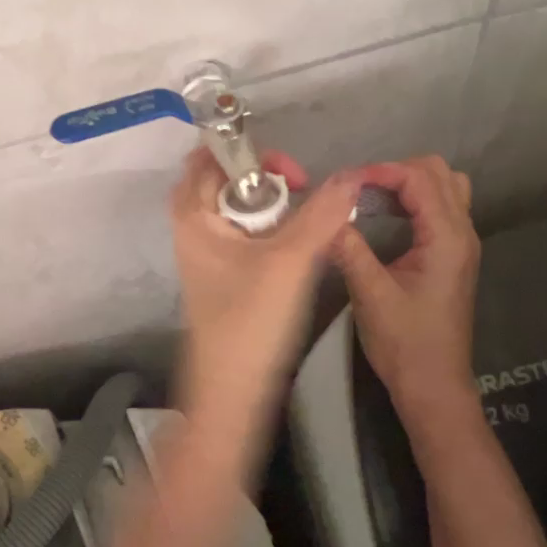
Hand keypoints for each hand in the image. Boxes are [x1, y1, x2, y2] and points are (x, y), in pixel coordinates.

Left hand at [170, 149, 361, 413]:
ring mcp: (210, 254)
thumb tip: (352, 176)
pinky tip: (303, 245)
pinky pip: (249, 234)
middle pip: (228, 180)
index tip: (290, 172)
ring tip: (308, 221)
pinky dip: (274, 229)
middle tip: (302, 192)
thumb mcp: (290, 260)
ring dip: (275, 206)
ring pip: (242, 209)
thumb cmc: (251, 321)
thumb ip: (322, 214)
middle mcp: (195, 228)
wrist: (233, 393)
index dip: (249, 153)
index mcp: (194, 216)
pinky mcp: (227, 274)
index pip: (210, 157)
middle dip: (267, 179)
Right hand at [332, 156, 481, 412]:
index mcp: (446, 238)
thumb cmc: (404, 342)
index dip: (380, 171)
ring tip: (372, 197)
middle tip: (359, 187)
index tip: (344, 182)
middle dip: (397, 170)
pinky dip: (415, 200)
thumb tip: (326, 212)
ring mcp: (462, 244)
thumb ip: (349, 247)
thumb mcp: (370, 293)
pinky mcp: (454, 256)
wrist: (434, 386)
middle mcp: (462, 232)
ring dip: (409, 182)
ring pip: (445, 187)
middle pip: (439, 172)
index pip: (418, 179)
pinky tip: (386, 216)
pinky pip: (441, 208)